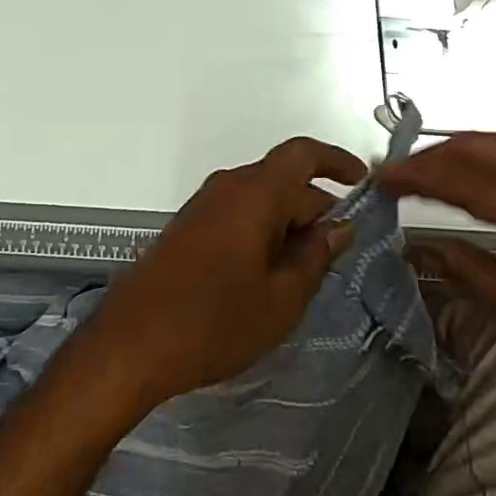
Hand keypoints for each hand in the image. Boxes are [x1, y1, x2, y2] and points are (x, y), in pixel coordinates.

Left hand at [80, 137, 364, 406]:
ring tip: (307, 270)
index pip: (302, 154)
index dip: (335, 161)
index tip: (361, 181)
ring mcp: (203, 206)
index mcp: (254, 192)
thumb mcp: (282, 297)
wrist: (134, 341)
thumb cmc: (216, 320)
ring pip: (260, 199)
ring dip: (288, 223)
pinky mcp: (189, 227)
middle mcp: (227, 187)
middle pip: (282, 180)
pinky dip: (262, 231)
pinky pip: (237, 214)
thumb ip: (316, 255)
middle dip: (315, 207)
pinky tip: (269, 274)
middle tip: (339, 252)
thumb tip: (339, 226)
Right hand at [379, 135, 495, 431]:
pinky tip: (467, 173)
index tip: (378, 178)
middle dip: (430, 157)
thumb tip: (417, 250)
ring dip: (456, 153)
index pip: (470, 181)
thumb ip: (474, 275)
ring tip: (418, 171)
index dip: (418, 177)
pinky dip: (485, 158)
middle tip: (391, 173)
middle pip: (482, 148)